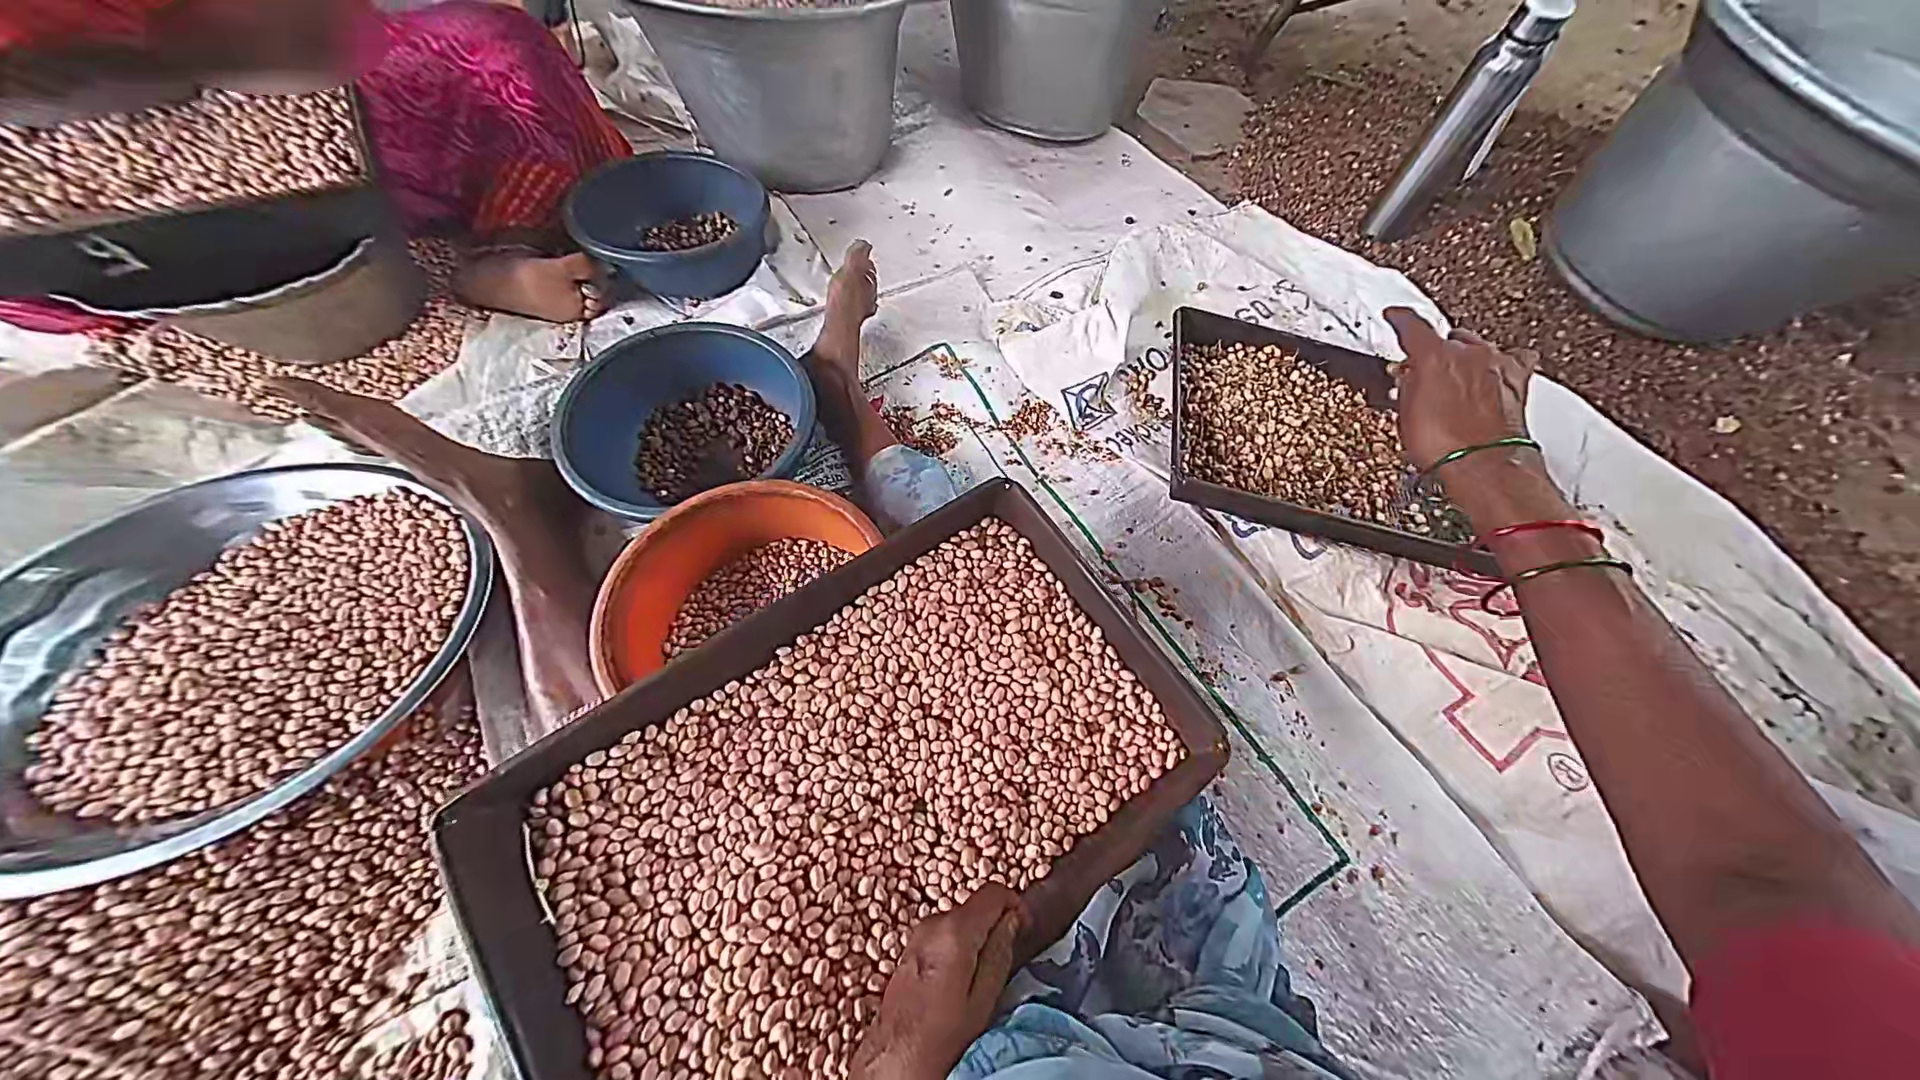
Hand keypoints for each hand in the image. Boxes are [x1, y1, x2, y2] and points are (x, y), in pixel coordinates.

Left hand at [851, 884, 1023, 1079]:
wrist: (893, 1063)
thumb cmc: (940, 1039)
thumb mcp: (983, 1001)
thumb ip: (1000, 953)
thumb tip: (1012, 920)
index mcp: (954, 931)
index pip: (993, 892)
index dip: (1014, 905)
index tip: (1023, 927)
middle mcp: (933, 923)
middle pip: (976, 907)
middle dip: (994, 926)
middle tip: (1005, 961)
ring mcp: (918, 934)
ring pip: (961, 922)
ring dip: (976, 939)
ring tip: (981, 979)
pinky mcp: (910, 947)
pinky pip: (944, 936)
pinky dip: (958, 948)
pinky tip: (959, 982)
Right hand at [1383, 307, 1538, 471]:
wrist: (1481, 463)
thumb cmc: (1443, 442)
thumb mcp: (1405, 413)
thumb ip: (1407, 385)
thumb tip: (1408, 376)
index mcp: (1436, 355)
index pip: (1413, 325)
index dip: (1400, 318)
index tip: (1395, 315)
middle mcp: (1471, 353)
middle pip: (1448, 338)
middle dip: (1433, 350)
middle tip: (1419, 368)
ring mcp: (1497, 365)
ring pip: (1477, 348)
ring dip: (1462, 359)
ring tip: (1450, 377)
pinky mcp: (1517, 382)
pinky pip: (1511, 361)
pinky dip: (1497, 366)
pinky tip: (1491, 375)